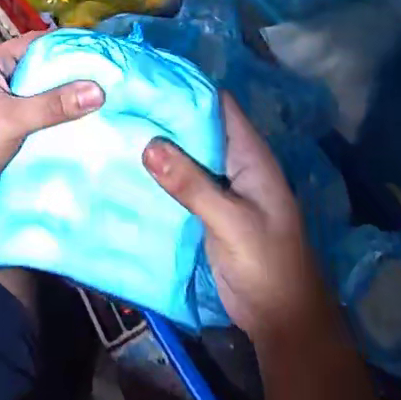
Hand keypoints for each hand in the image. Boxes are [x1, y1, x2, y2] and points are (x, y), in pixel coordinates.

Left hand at [0, 33, 102, 220]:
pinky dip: (61, 122)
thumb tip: (99, 89)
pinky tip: (89, 125)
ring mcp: (4, 108)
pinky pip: (42, 121)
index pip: (35, 43)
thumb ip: (54, 104)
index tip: (100, 48)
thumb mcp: (11, 119)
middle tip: (110, 74)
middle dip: (72, 73)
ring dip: (68, 100)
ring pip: (44, 97)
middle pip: (42, 70)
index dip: (66, 43)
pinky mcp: (11, 133)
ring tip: (108, 97)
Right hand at [143, 94, 331, 341]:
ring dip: (161, 144)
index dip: (188, 88)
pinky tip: (129, 167)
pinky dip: (161, 172)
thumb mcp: (230, 222)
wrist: (282, 320)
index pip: (219, 105)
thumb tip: (148, 143)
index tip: (148, 79)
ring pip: (188, 154)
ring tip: (118, 126)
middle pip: (199, 127)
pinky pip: (182, 181)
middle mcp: (234, 163)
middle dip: (167, 115)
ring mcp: (221, 187)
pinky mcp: (207, 209)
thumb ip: (191, 184)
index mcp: (250, 155)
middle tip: (123, 102)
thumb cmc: (267, 264)